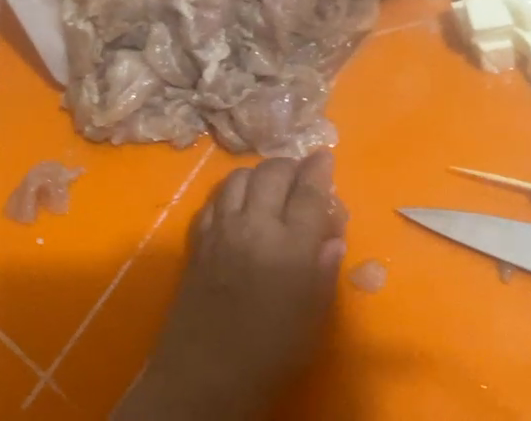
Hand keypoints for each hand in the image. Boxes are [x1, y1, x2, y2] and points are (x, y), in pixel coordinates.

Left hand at [114, 152, 347, 420]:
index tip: (324, 155)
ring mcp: (222, 227)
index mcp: (291, 244)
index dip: (319, 168)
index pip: (309, 189)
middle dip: (291, 167)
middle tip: (301, 177)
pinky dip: (232, 191)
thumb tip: (332, 232)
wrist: (206, 375)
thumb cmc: (271, 352)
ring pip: (241, 176)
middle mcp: (255, 224)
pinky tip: (240, 205)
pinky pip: (216, 197)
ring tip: (270, 188)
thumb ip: (325, 266)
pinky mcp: (198, 237)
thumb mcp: (314, 315)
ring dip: (260, 174)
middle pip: (273, 172)